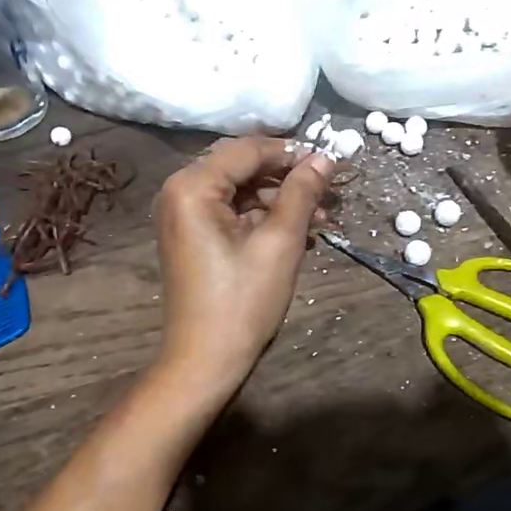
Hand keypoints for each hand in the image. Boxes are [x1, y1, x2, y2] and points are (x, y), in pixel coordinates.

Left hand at [153, 136, 333, 391]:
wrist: (204, 360)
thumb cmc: (242, 301)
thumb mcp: (279, 242)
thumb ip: (301, 193)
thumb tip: (325, 158)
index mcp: (192, 186)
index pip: (248, 150)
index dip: (292, 153)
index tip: (331, 164)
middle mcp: (179, 192)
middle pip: (242, 167)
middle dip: (288, 178)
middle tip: (329, 191)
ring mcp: (183, 215)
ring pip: (240, 190)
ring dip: (280, 200)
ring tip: (321, 219)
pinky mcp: (192, 235)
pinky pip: (231, 212)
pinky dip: (263, 218)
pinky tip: (298, 232)